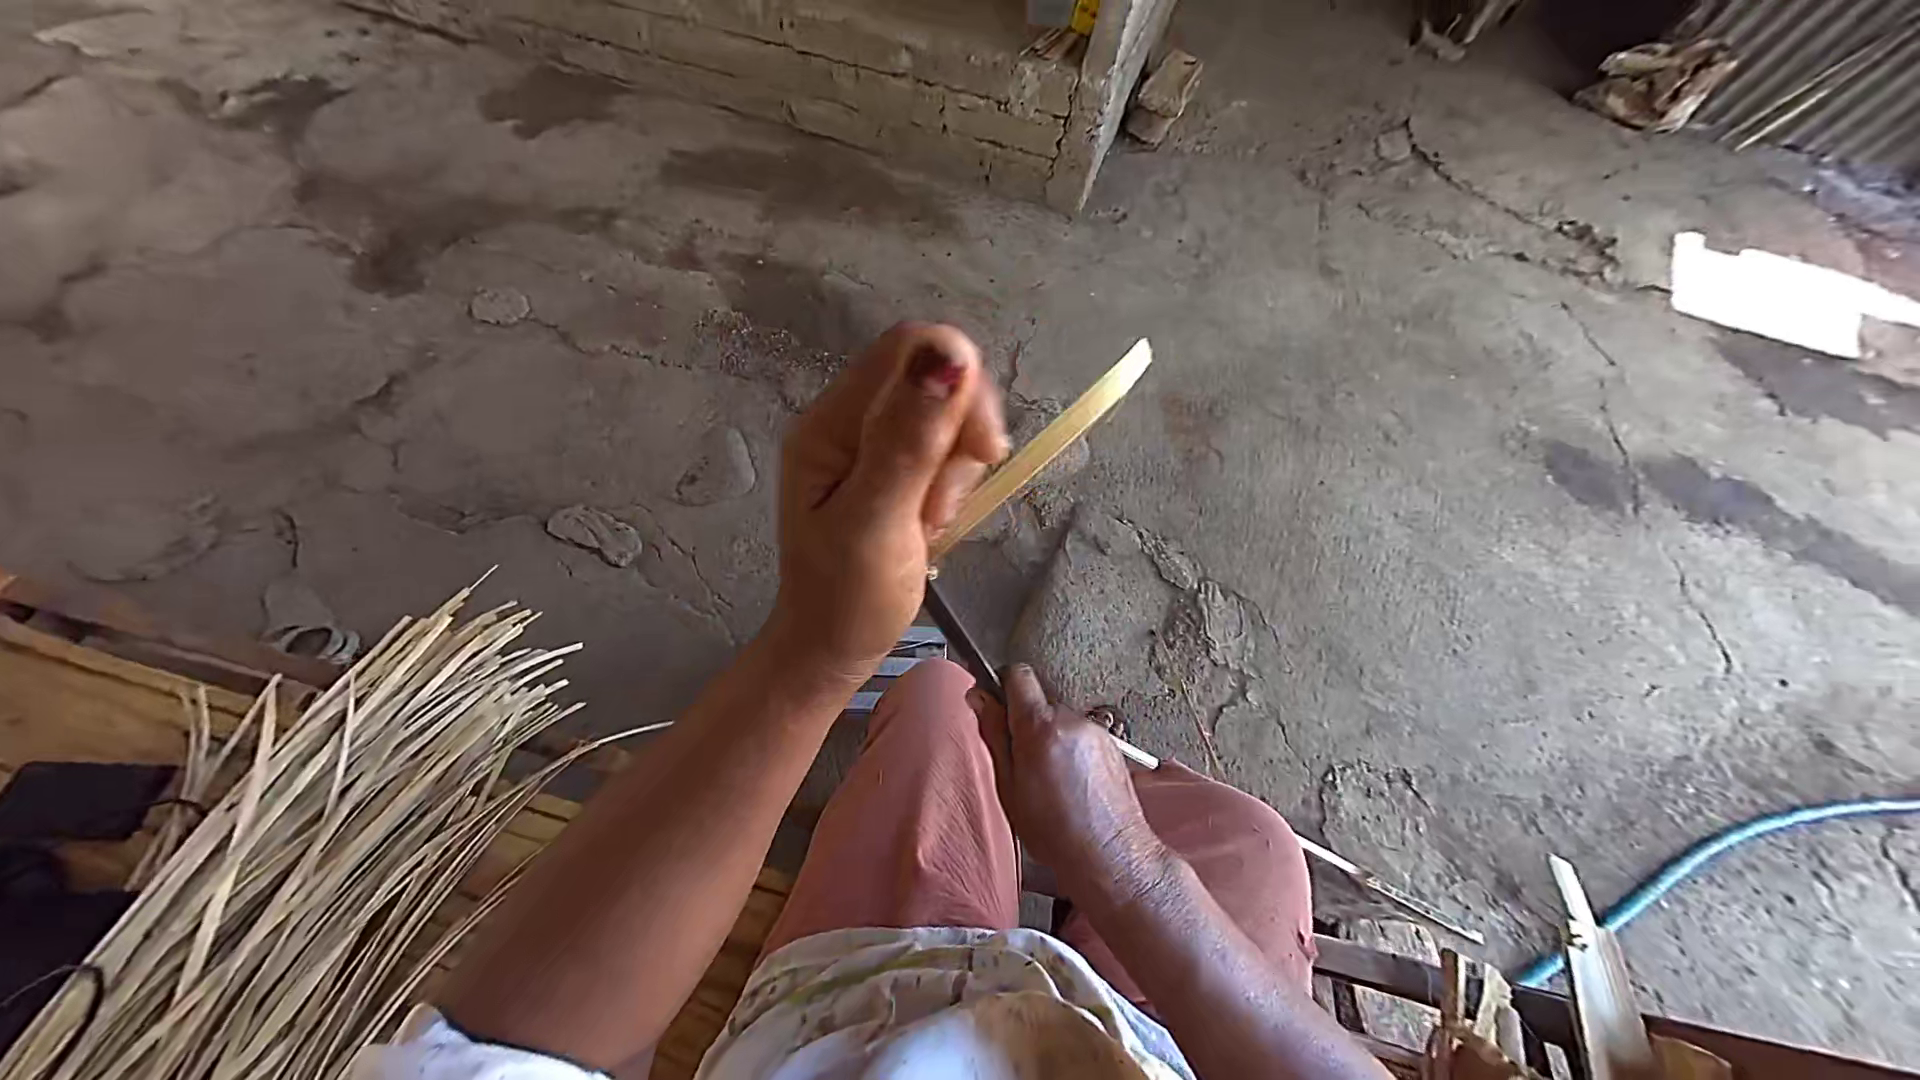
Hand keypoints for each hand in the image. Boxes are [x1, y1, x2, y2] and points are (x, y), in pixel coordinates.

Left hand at [766, 322, 1006, 680]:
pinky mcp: (898, 466)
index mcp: (829, 424)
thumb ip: (908, 443)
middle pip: (934, 378)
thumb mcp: (875, 523)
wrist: (836, 645)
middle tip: (944, 502)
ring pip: (948, 416)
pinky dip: (955, 483)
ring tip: (930, 521)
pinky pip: (947, 449)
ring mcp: (875, 444)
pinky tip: (933, 521)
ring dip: (958, 469)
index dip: (957, 382)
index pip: (905, 350)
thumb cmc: (847, 598)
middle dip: (960, 436)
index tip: (983, 448)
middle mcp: (849, 421)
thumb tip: (948, 357)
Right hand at [968, 665, 1174, 901]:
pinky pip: (1080, 732)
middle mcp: (1069, 719)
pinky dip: (1071, 747)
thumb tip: (978, 697)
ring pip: (1059, 718)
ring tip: (1050, 776)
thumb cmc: (1056, 831)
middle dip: (1027, 721)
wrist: (1110, 854)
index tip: (996, 702)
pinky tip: (1071, 780)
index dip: (1003, 684)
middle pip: (1039, 700)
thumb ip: (993, 734)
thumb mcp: (1009, 785)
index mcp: (1039, 726)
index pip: (1018, 675)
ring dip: (1050, 735)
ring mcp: (1094, 730)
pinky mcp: (1110, 742)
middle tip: (1021, 757)